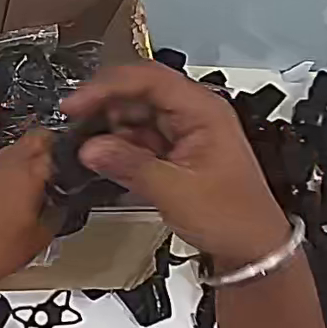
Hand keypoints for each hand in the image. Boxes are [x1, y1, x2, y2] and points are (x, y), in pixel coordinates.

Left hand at [0, 130, 55, 292]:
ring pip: (13, 148)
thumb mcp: (42, 236)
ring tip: (28, 189)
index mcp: (29, 174)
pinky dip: (3, 173)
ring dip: (24, 161)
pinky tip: (4, 197)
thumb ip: (57, 210)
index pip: (57, 147)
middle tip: (53, 172)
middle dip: (48, 150)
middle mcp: (6, 163)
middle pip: (36, 137)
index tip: (69, 171)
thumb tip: (62, 202)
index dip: (67, 158)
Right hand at [62, 62, 290, 270]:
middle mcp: (194, 114)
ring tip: (88, 147)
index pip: (148, 79)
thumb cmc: (234, 217)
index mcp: (203, 111)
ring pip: (137, 115)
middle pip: (139, 92)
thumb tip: (91, 147)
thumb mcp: (175, 191)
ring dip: (111, 128)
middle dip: (105, 106)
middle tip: (75, 123)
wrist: (251, 248)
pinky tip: (105, 159)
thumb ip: (129, 165)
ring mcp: (185, 132)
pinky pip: (141, 138)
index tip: (77, 103)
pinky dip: (121, 146)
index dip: (107, 87)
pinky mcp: (176, 151)